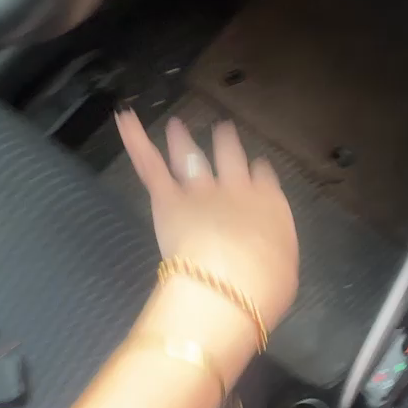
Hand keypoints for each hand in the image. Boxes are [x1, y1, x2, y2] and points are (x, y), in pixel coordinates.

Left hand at [117, 109, 299, 331]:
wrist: (231, 287)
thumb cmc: (266, 289)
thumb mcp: (283, 272)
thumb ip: (274, 254)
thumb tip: (268, 258)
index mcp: (270, 205)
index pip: (263, 177)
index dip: (257, 172)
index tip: (256, 168)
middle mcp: (236, 189)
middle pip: (230, 156)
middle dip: (226, 143)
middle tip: (222, 131)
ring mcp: (199, 190)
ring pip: (190, 155)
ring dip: (183, 139)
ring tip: (176, 126)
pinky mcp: (167, 199)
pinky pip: (150, 164)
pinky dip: (135, 140)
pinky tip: (124, 118)